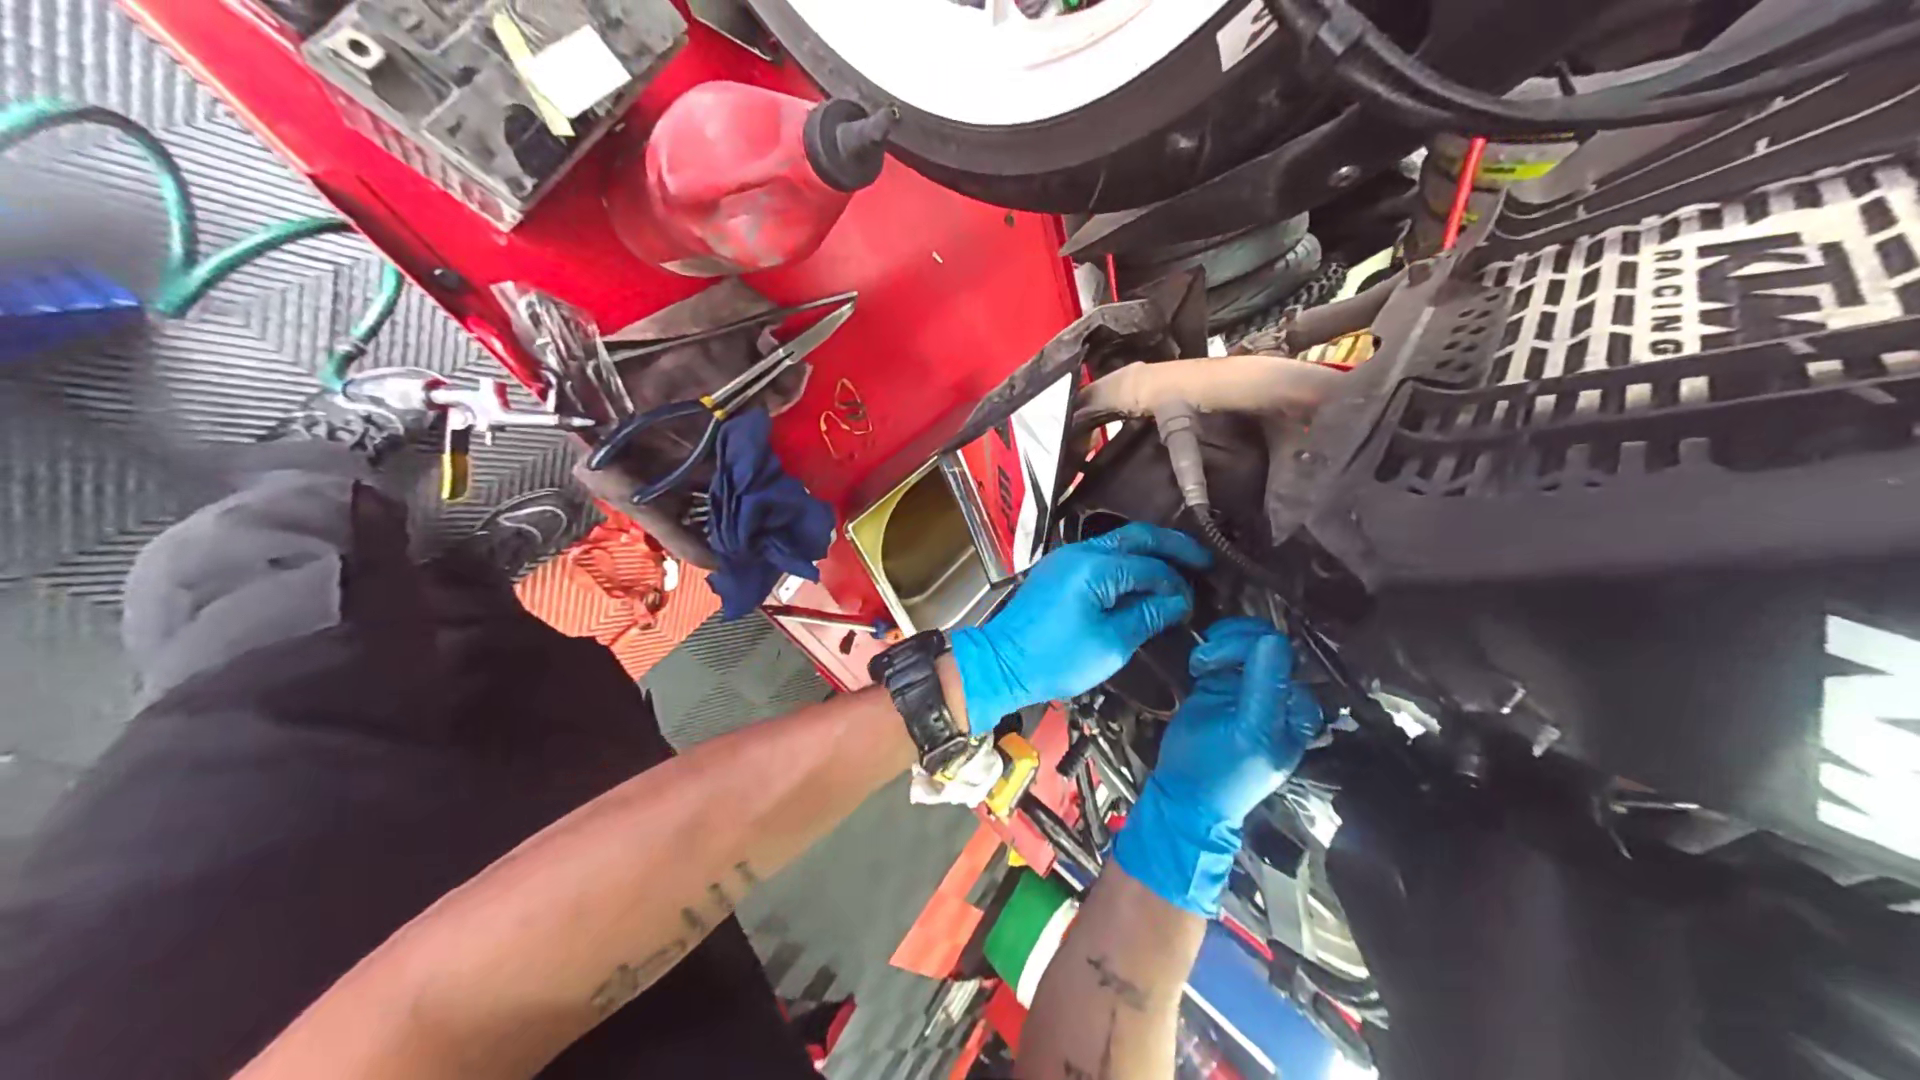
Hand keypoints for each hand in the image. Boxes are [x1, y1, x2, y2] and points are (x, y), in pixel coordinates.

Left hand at [949, 523, 1210, 733]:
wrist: (1001, 663)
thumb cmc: (1054, 658)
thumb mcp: (1110, 644)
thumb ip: (1146, 616)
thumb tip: (1176, 602)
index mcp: (1094, 567)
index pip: (1150, 566)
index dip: (1175, 585)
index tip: (1191, 605)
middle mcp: (1080, 552)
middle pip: (1136, 537)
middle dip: (1172, 547)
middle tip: (1203, 561)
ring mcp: (1066, 559)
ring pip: (1118, 544)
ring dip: (1149, 554)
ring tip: (1178, 570)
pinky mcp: (1058, 571)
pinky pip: (1100, 557)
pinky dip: (1126, 564)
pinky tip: (1142, 581)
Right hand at [1113, 616, 1324, 914]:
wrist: (1183, 796)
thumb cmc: (1220, 771)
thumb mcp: (1248, 733)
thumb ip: (1264, 687)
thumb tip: (1270, 638)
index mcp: (1295, 711)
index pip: (1284, 659)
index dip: (1253, 651)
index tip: (1218, 663)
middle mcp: (1276, 696)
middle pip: (1266, 645)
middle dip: (1235, 644)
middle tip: (1204, 659)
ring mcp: (1247, 689)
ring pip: (1245, 643)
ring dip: (1221, 644)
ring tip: (1199, 664)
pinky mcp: (1221, 686)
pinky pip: (1223, 653)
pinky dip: (1210, 651)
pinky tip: (1197, 666)